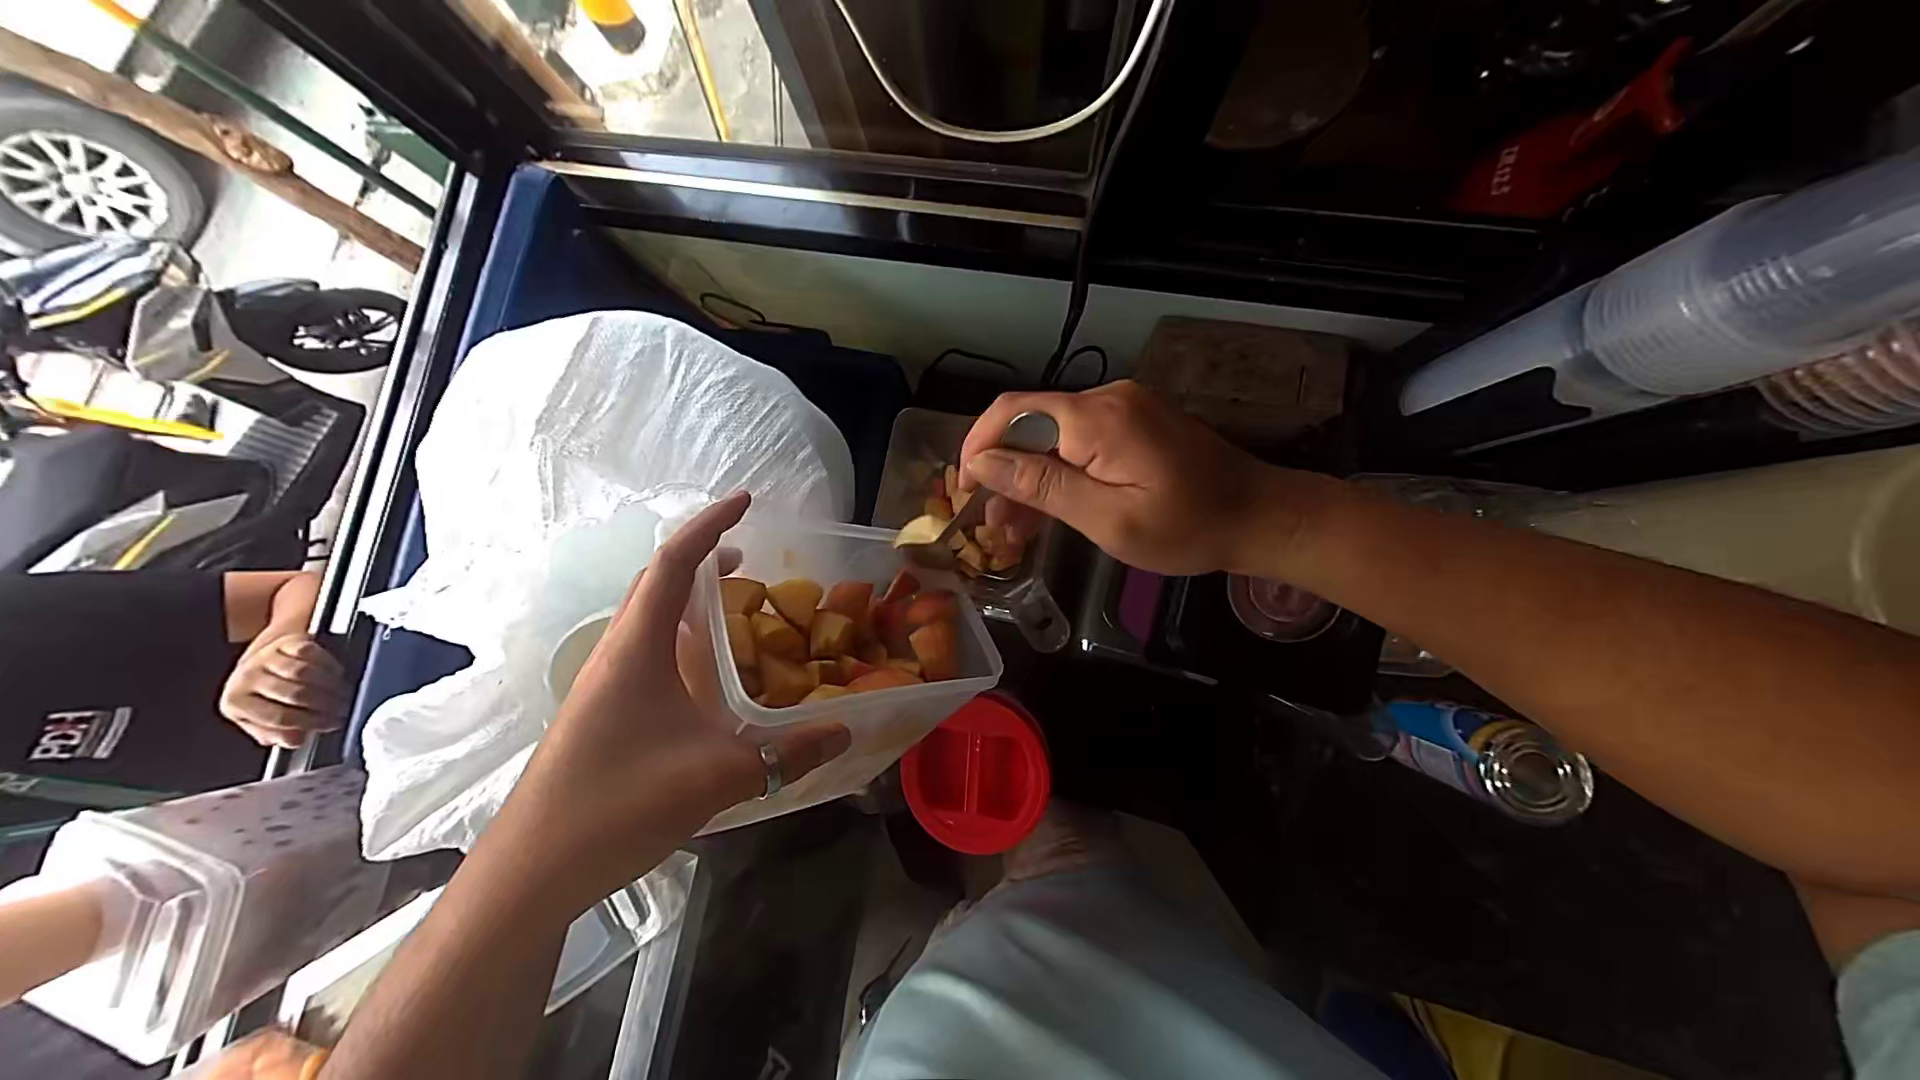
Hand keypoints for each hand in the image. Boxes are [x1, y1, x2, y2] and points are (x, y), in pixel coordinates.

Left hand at [219, 634, 347, 746]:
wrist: (266, 657)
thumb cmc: (266, 693)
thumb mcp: (261, 718)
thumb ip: (276, 732)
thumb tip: (296, 740)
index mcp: (236, 703)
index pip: (278, 717)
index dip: (311, 722)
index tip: (333, 724)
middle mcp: (246, 679)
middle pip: (295, 694)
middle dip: (327, 704)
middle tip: (345, 709)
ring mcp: (266, 658)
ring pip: (304, 673)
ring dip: (331, 686)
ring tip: (345, 693)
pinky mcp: (286, 642)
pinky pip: (312, 654)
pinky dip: (330, 665)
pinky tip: (337, 675)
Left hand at [490, 492, 851, 913]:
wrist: (531, 871)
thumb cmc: (619, 804)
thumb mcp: (718, 776)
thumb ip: (787, 753)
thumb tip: (845, 732)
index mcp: (638, 647)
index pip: (674, 561)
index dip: (711, 524)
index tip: (747, 500)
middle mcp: (618, 653)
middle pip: (657, 582)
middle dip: (702, 556)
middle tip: (749, 556)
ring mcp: (606, 684)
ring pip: (651, 619)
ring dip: (690, 598)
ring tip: (735, 604)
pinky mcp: (604, 712)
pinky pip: (649, 652)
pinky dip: (683, 638)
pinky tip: (708, 673)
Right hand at [958, 380, 1323, 575]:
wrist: (1259, 516)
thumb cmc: (1186, 528)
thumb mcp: (1107, 519)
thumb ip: (1042, 487)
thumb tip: (983, 463)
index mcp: (1097, 419)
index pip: (1012, 413)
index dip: (977, 445)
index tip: (963, 489)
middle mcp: (1106, 399)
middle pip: (1030, 424)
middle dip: (1004, 472)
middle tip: (992, 524)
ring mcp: (1123, 408)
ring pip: (1052, 436)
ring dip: (1030, 477)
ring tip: (1017, 528)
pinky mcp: (1134, 422)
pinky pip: (1080, 441)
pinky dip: (1060, 471)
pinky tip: (1051, 508)